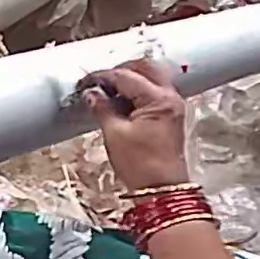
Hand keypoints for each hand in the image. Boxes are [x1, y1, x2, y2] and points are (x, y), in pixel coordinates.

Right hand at [79, 58, 190, 189]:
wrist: (161, 190)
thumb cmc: (141, 166)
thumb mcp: (114, 134)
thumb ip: (102, 108)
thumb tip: (91, 93)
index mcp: (158, 100)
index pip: (126, 76)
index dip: (102, 77)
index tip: (86, 82)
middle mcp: (170, 98)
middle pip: (145, 68)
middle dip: (120, 70)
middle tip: (99, 82)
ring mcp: (173, 106)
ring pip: (151, 78)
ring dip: (130, 80)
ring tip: (107, 92)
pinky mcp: (170, 115)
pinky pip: (154, 92)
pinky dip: (137, 92)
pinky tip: (120, 102)